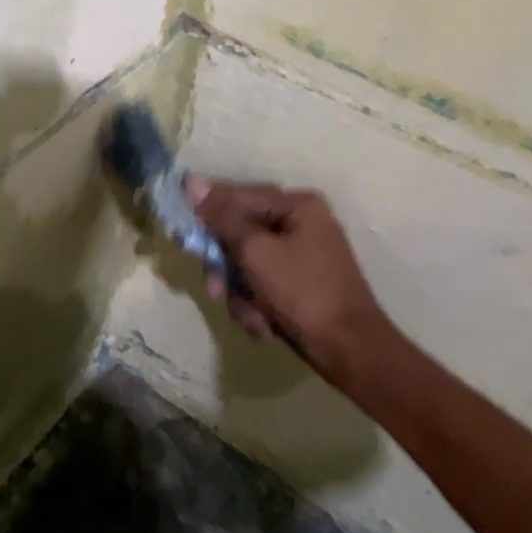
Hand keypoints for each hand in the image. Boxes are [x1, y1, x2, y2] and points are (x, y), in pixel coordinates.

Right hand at [186, 177, 390, 372]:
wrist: (349, 350)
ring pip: (246, 264)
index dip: (207, 213)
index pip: (237, 197)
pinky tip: (264, 323)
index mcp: (297, 206)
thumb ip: (221, 217)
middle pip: (239, 234)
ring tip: (251, 315)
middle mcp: (301, 224)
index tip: (183, 232)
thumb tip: (191, 182)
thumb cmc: (302, 292)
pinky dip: (256, 304)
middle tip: (215, 289)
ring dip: (240, 292)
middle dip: (226, 268)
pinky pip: (262, 284)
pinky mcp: (299, 284)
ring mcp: (302, 256)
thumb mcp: (255, 251)